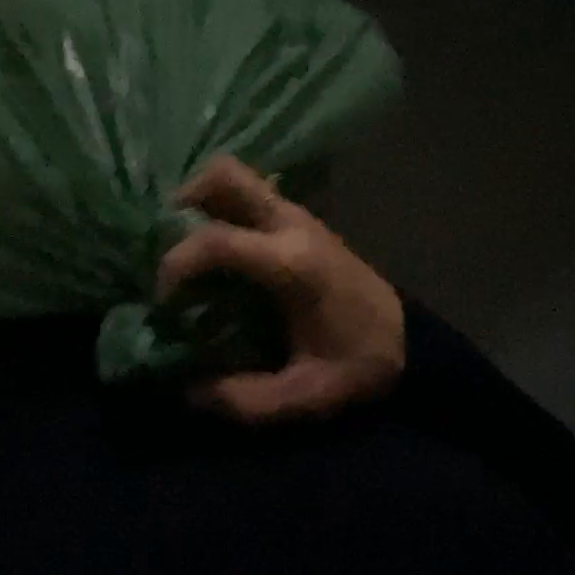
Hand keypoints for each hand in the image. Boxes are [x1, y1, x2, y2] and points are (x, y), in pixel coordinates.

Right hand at [158, 154, 405, 422]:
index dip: (177, 263)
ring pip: (235, 174)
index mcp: (292, 263)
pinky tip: (215, 246)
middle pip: (226, 176)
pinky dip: (220, 204)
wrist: (410, 339)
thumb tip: (189, 390)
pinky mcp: (298, 216)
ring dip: (201, 197)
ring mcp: (295, 213)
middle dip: (185, 199)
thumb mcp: (305, 395)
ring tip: (185, 241)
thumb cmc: (358, 364)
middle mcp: (290, 224)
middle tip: (166, 240)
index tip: (164, 298)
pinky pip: (248, 191)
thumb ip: (246, 399)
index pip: (218, 241)